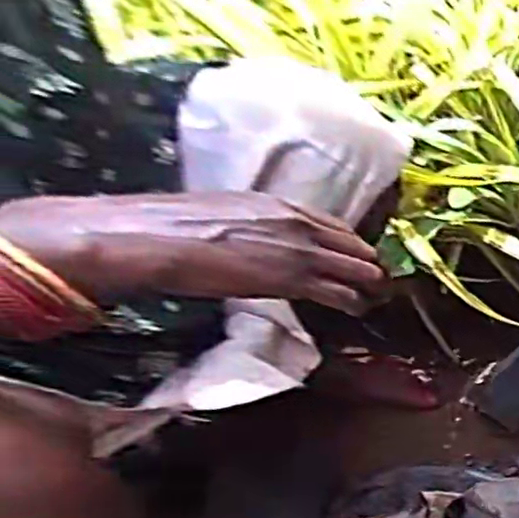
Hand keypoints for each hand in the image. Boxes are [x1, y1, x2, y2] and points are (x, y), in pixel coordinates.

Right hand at [0, 193, 386, 313]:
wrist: (143, 239)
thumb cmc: (171, 225)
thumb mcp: (230, 211)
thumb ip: (264, 224)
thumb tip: (273, 240)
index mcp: (284, 206)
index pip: (343, 228)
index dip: (355, 248)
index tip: (356, 261)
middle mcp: (302, 226)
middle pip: (364, 251)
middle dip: (374, 271)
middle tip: (374, 287)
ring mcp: (304, 253)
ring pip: (366, 273)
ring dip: (372, 290)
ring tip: (369, 301)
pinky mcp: (299, 280)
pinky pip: (347, 295)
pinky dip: (357, 305)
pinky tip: (355, 311)